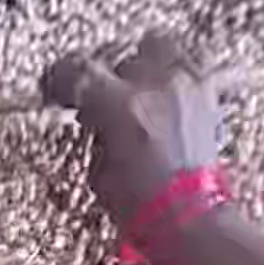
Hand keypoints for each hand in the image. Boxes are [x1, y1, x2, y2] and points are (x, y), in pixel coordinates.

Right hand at [41, 33, 227, 226]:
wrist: (188, 215)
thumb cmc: (141, 204)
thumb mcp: (99, 173)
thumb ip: (96, 136)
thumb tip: (94, 119)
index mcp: (122, 108)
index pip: (81, 73)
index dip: (62, 77)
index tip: (54, 85)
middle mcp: (158, 86)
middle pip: (121, 59)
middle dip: (105, 79)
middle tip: (96, 100)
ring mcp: (188, 83)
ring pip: (157, 49)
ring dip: (140, 67)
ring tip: (132, 93)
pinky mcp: (209, 91)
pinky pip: (185, 63)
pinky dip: (168, 75)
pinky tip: (159, 98)